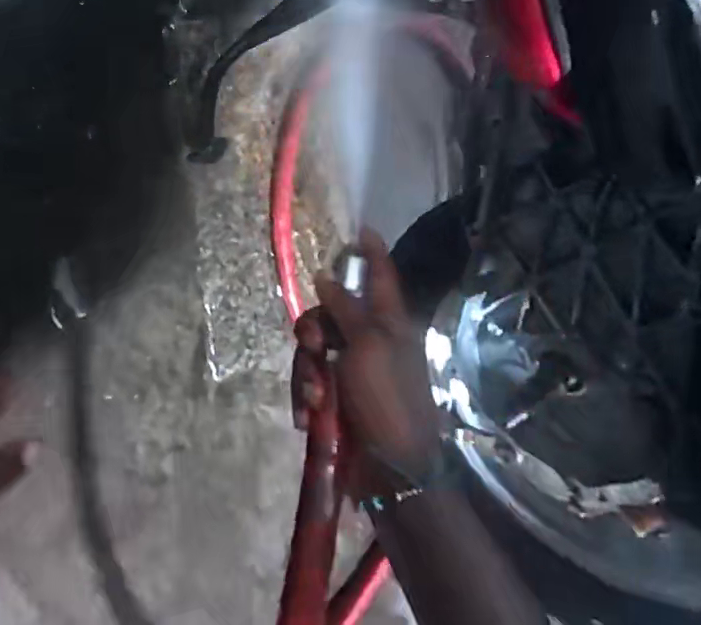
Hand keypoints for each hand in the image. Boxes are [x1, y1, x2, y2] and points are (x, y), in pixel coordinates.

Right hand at [291, 230, 440, 494]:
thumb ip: (346, 307)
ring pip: (315, 348)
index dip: (372, 251)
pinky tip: (311, 415)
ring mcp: (353, 369)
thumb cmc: (387, 398)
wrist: (393, 471)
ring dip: (308, 372)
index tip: (362, 230)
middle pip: (332, 311)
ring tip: (316, 399)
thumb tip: (327, 275)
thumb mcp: (367, 345)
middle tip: (312, 343)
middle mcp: (371, 339)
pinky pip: (312, 380)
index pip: (381, 276)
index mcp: (389, 323)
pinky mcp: (338, 395)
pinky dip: (307, 396)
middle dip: (314, 327)